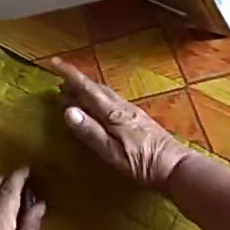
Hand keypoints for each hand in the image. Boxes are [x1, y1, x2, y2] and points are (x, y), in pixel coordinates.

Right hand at [50, 57, 194, 189]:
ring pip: (104, 93)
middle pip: (95, 88)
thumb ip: (89, 131)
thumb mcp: (111, 151)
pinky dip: (96, 99)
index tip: (53, 62)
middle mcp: (122, 107)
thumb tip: (67, 110)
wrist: (175, 168)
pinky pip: (110, 101)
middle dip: (75, 82)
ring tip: (71, 93)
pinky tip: (95, 107)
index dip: (69, 74)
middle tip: (57, 83)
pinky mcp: (136, 119)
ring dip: (86, 90)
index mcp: (113, 113)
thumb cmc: (142, 163)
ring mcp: (131, 112)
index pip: (87, 88)